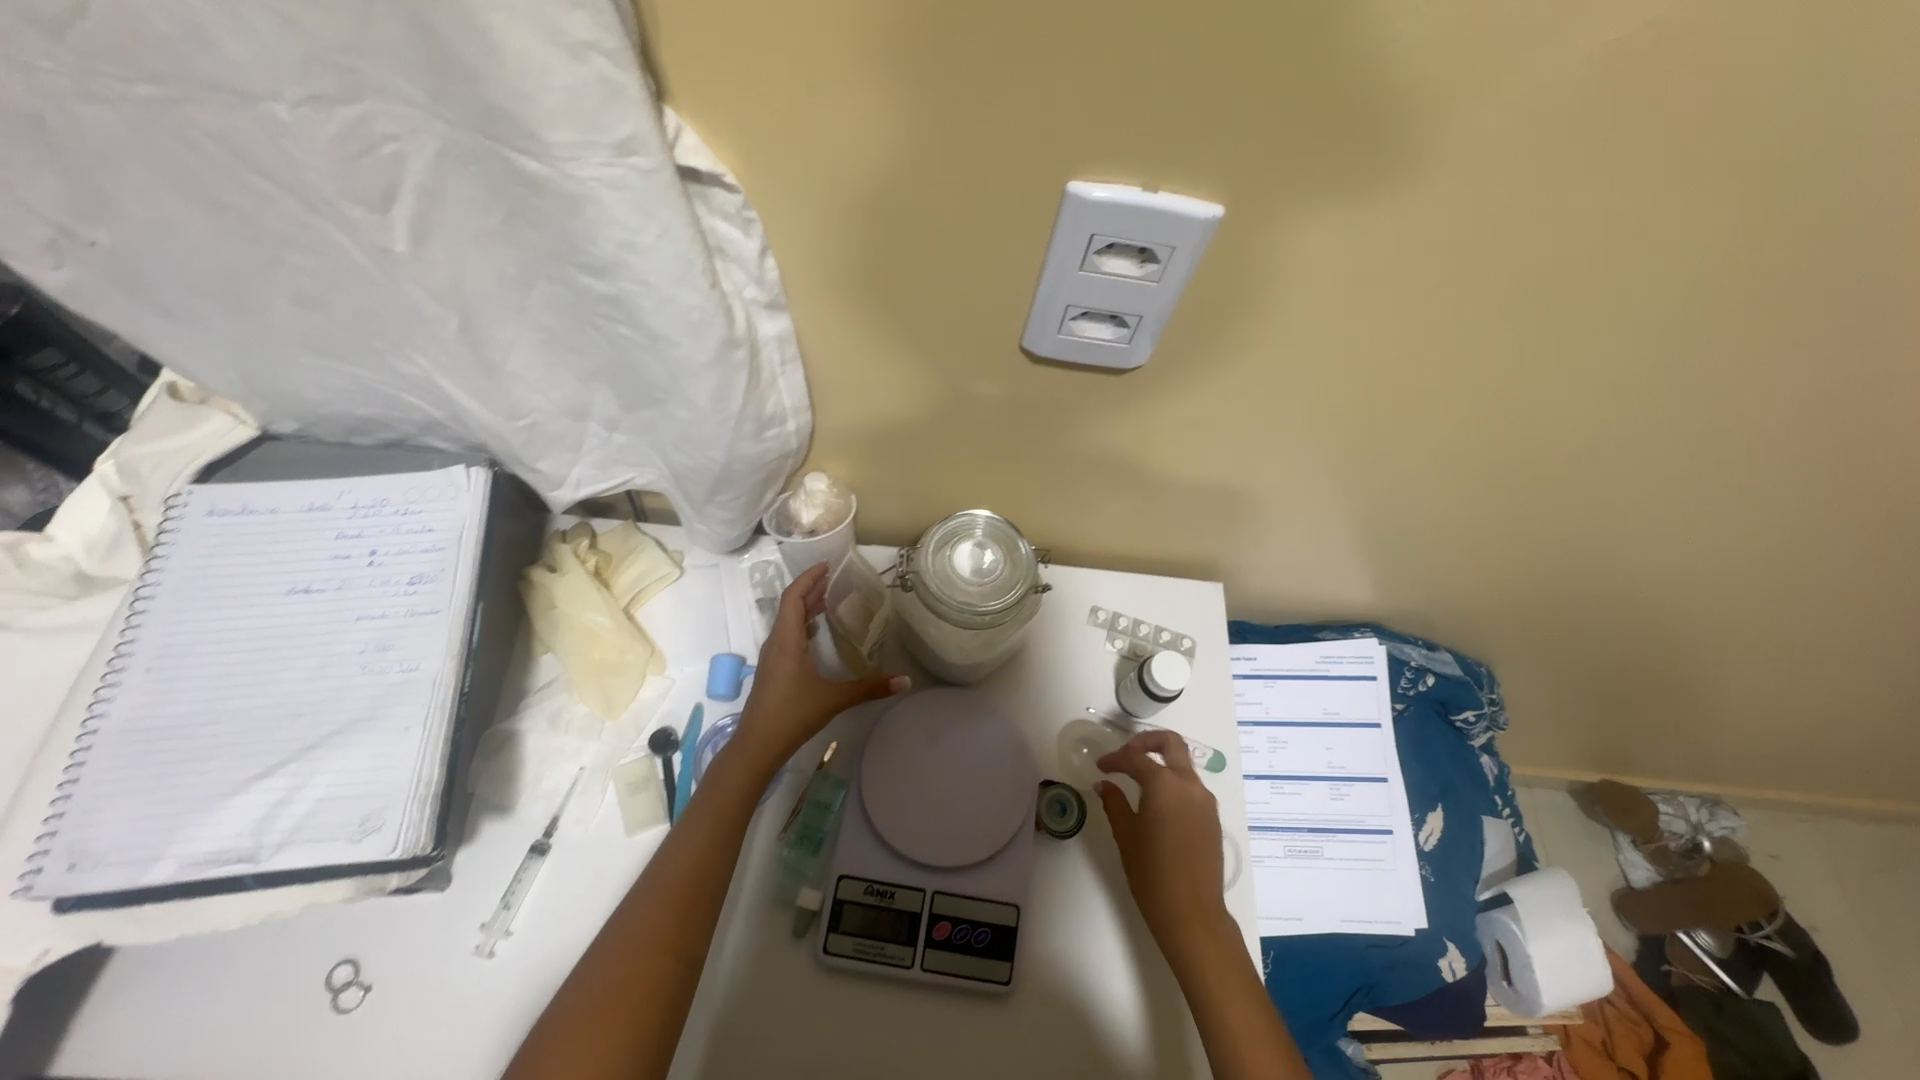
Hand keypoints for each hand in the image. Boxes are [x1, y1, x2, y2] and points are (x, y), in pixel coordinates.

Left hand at [733, 562, 908, 766]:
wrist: (757, 745)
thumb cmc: (792, 715)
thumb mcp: (833, 699)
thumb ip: (869, 688)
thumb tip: (904, 680)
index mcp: (787, 641)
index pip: (794, 598)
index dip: (809, 579)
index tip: (827, 566)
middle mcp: (776, 643)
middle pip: (790, 606)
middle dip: (810, 590)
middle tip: (833, 579)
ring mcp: (771, 658)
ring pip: (787, 623)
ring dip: (805, 608)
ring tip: (827, 600)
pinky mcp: (772, 671)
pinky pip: (786, 637)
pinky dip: (801, 627)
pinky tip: (815, 634)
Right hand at [1096, 730, 1232, 958]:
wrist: (1191, 911)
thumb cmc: (1151, 873)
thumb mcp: (1126, 835)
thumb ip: (1114, 802)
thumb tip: (1105, 784)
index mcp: (1165, 785)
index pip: (1135, 758)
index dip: (1114, 759)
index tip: (1101, 767)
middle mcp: (1189, 785)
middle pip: (1171, 744)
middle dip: (1146, 742)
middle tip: (1125, 756)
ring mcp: (1205, 801)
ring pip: (1183, 766)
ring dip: (1161, 764)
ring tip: (1138, 782)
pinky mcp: (1212, 818)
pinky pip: (1191, 788)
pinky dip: (1173, 784)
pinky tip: (1157, 805)